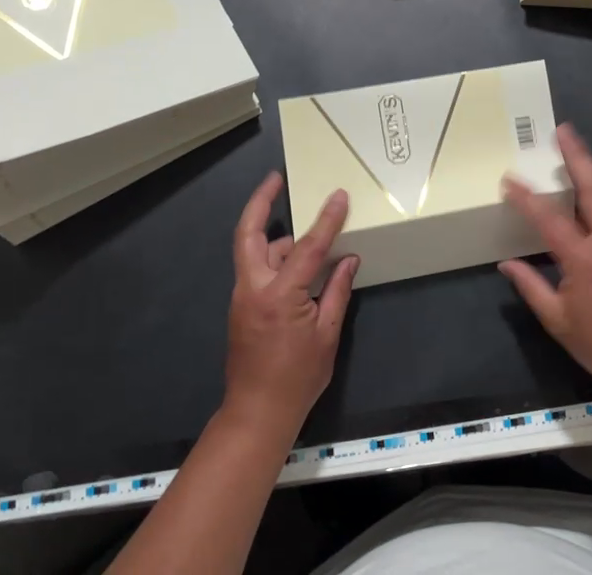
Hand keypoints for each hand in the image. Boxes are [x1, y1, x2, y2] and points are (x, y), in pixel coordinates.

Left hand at [225, 172, 359, 432]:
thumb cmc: (297, 378)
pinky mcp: (242, 307)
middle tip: (276, 179)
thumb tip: (348, 260)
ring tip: (306, 229)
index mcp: (278, 296)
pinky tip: (298, 260)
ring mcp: (243, 297)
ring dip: (276, 236)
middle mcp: (253, 288)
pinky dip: (275, 258)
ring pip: (254, 252)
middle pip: (249, 234)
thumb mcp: (327, 335)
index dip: (326, 220)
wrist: (257, 412)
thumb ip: (337, 292)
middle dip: (260, 202)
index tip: (338, 196)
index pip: (307, 247)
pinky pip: (257, 270)